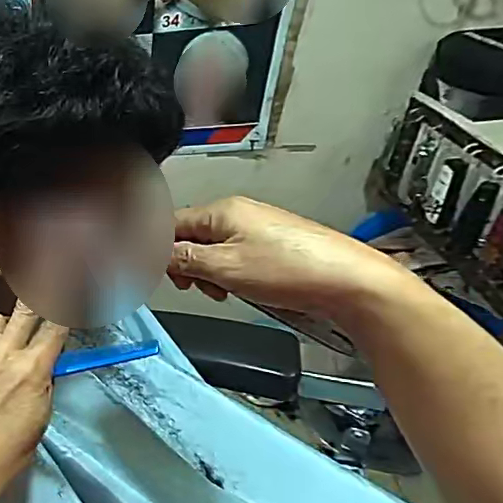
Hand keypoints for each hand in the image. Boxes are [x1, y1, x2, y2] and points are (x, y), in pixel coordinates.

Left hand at [0, 303, 67, 502]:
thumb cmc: (8, 449)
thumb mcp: (41, 415)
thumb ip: (44, 380)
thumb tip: (46, 359)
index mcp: (32, 369)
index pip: (55, 325)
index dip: (64, 309)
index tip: (66, 301)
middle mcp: (4, 353)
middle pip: (26, 308)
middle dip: (36, 304)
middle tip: (39, 305)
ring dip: (4, 327)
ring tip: (4, 345)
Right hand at [169, 197, 418, 325]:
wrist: (348, 282)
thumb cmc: (295, 269)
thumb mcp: (225, 267)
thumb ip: (184, 259)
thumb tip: (154, 253)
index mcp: (223, 211)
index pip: (171, 224)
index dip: (157, 251)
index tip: (157, 275)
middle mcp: (239, 213)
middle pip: (192, 236)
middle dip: (186, 265)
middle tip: (195, 287)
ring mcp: (258, 230)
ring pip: (213, 249)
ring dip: (208, 273)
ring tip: (223, 291)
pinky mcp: (273, 248)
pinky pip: (236, 257)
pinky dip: (230, 275)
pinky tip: (242, 290)